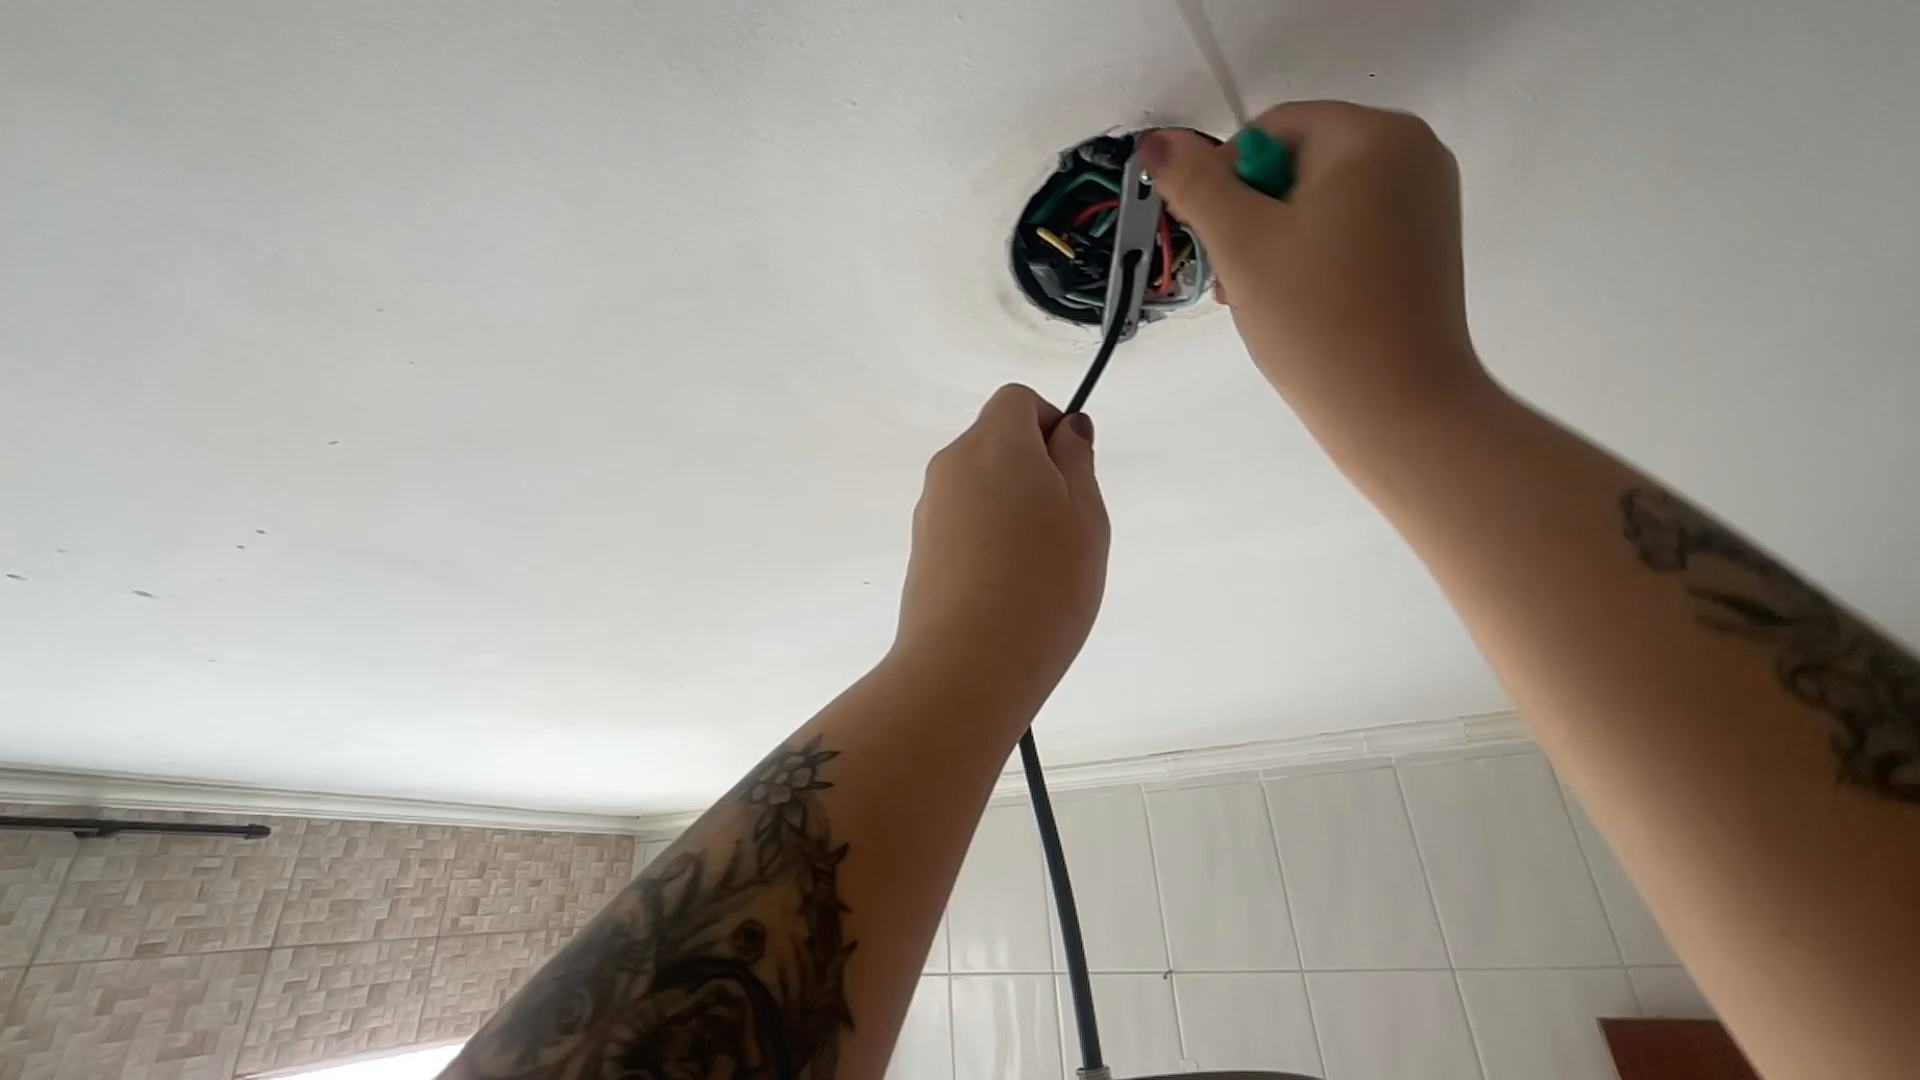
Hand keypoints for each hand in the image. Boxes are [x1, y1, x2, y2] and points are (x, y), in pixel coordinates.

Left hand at [894, 385, 1108, 702]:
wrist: (970, 662)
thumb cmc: (1045, 583)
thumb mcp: (1086, 516)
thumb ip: (1077, 461)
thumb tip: (1066, 428)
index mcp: (994, 444)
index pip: (1016, 401)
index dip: (1049, 423)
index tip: (1072, 470)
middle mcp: (951, 466)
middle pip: (995, 443)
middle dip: (1032, 468)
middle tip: (1064, 524)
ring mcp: (930, 510)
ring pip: (979, 486)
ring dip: (1009, 505)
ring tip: (1037, 564)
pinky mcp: (920, 550)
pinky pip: (962, 523)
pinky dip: (986, 536)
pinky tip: (1007, 583)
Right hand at [1141, 102, 1495, 435]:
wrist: (1394, 408)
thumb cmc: (1316, 320)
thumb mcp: (1241, 245)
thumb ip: (1195, 185)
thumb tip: (1155, 141)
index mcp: (1374, 136)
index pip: (1268, 131)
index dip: (1226, 184)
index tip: (1218, 245)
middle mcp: (1413, 154)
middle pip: (1294, 165)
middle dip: (1251, 219)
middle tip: (1238, 281)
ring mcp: (1424, 204)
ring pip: (1317, 203)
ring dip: (1274, 244)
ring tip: (1263, 300)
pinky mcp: (1422, 248)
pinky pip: (1347, 232)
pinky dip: (1311, 260)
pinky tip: (1298, 305)